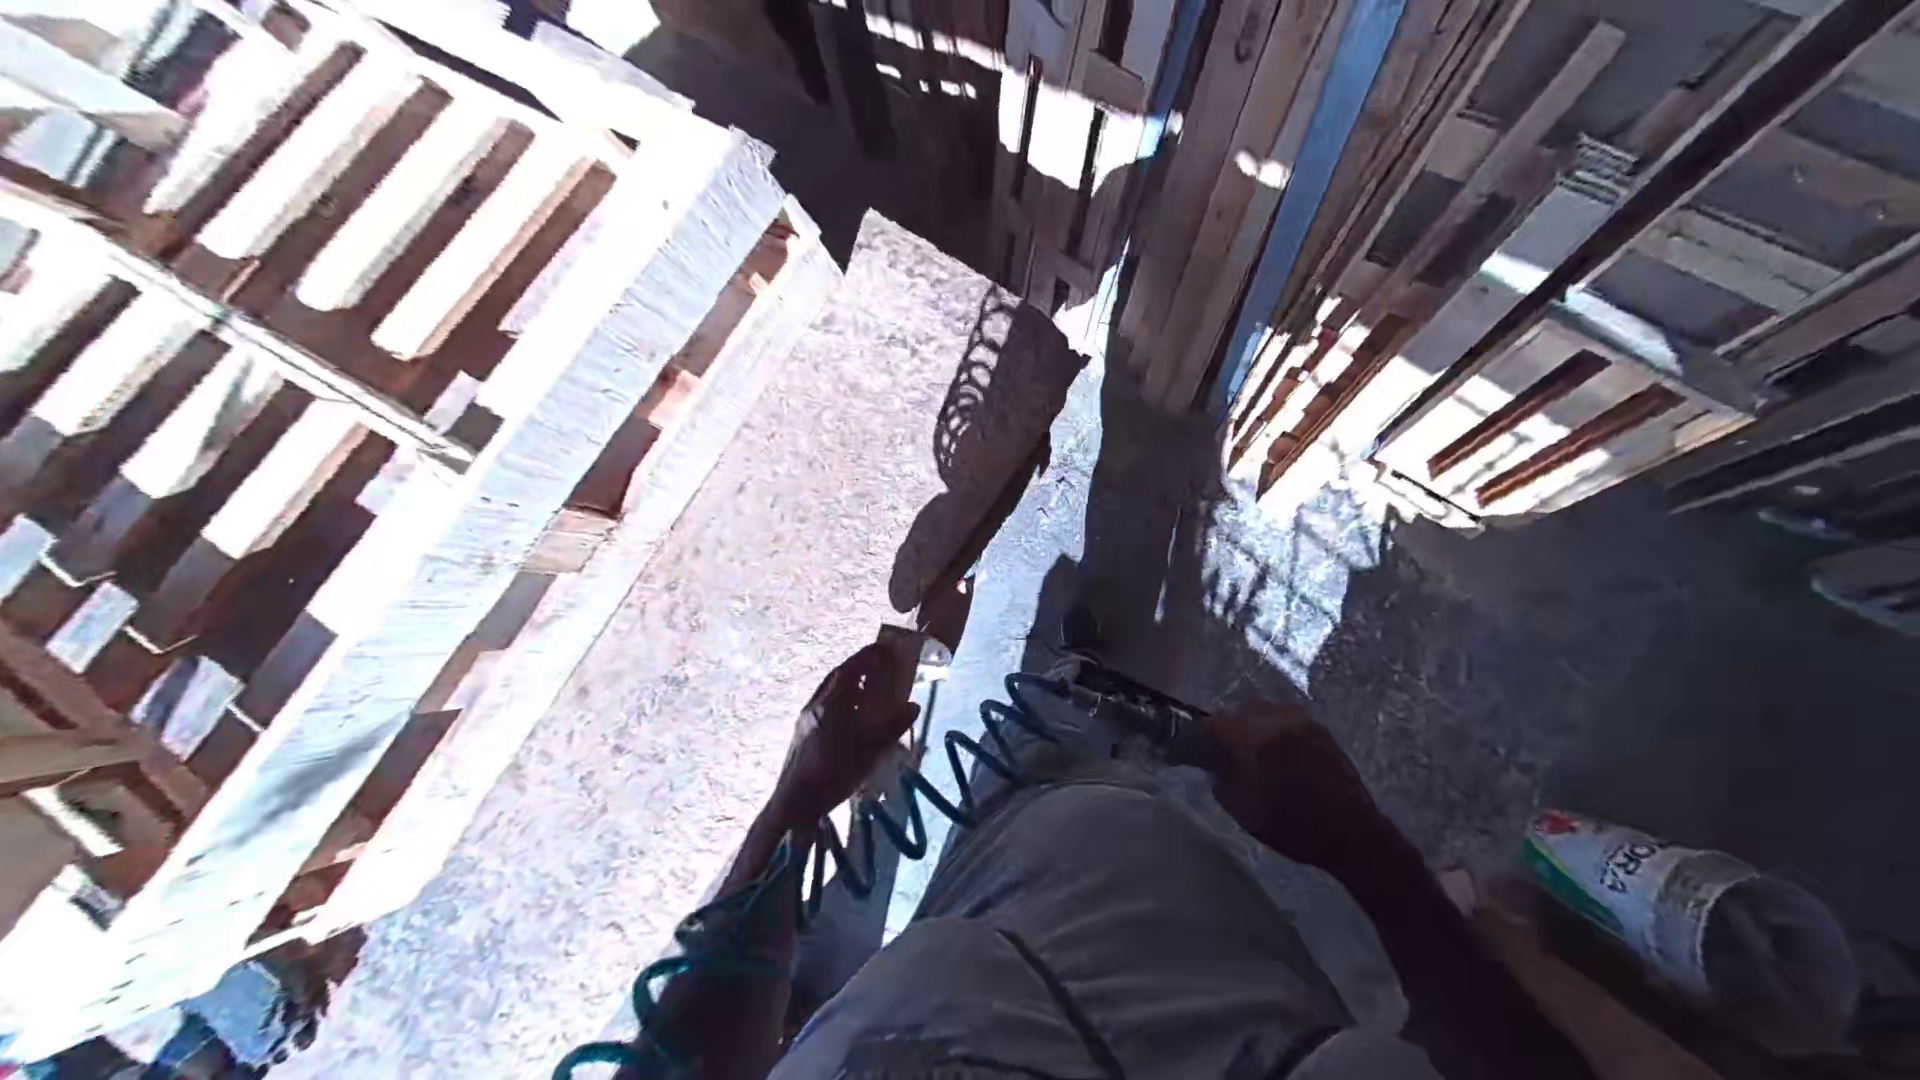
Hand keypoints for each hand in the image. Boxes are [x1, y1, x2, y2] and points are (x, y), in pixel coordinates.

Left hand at [765, 641, 921, 832]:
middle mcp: (816, 704)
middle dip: (858, 666)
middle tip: (878, 665)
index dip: (868, 656)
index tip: (884, 650)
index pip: (851, 669)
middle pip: (838, 675)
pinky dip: (840, 698)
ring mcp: (806, 716)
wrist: (794, 804)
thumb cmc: (834, 776)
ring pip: (828, 689)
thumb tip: (913, 706)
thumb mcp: (870, 753)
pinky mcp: (801, 729)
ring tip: (868, 690)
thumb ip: (893, 728)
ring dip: (848, 682)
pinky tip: (851, 715)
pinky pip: (823, 702)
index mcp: (833, 704)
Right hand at [1201, 701, 1394, 871]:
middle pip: (1234, 714)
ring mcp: (1299, 721)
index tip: (1186, 751)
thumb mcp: (1242, 807)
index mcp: (1252, 738)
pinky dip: (1271, 729)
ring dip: (1248, 726)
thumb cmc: (1292, 826)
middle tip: (1218, 753)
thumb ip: (1220, 776)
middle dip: (1222, 731)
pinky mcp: (1318, 728)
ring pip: (1260, 712)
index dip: (1193, 739)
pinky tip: (1274, 750)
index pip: (1209, 726)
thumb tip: (1211, 762)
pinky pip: (1283, 718)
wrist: (1353, 835)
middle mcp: (1274, 720)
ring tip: (1248, 749)